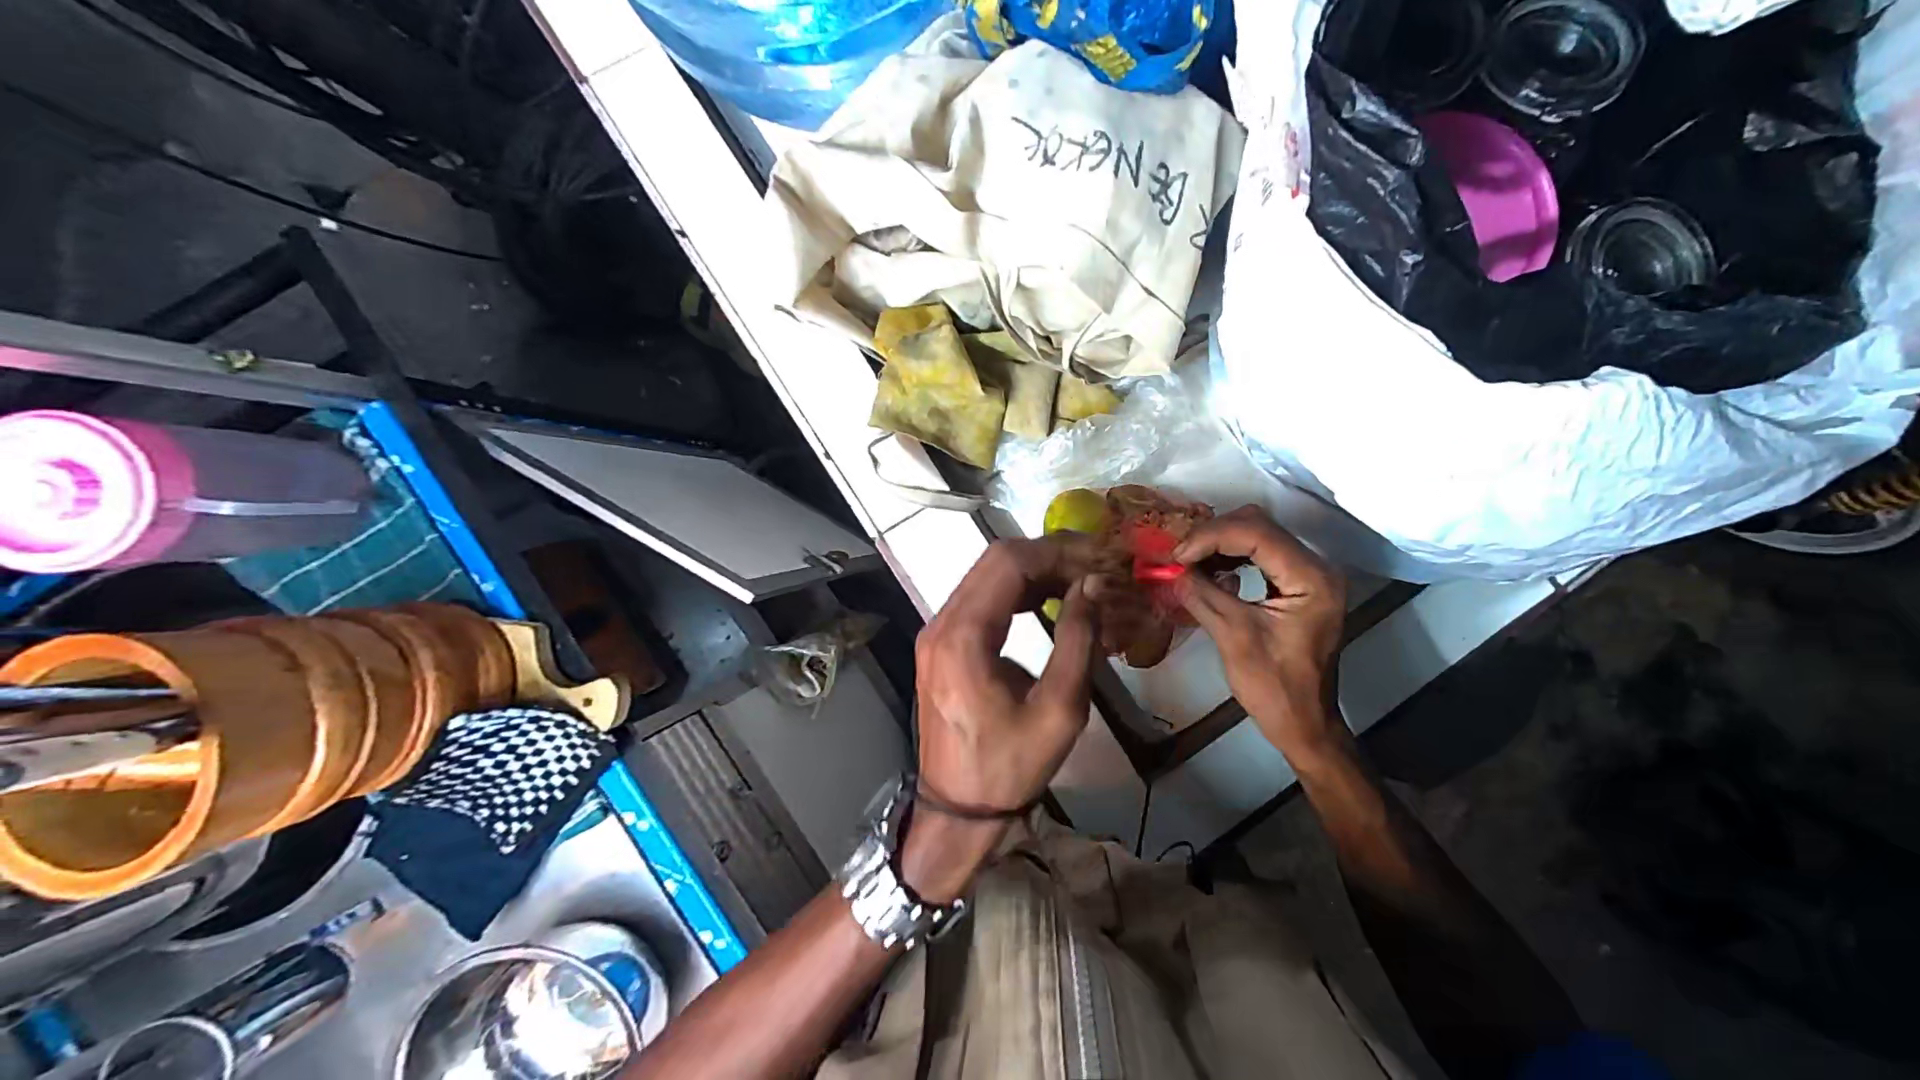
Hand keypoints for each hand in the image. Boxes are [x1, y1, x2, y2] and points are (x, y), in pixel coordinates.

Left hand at [903, 537, 1099, 902]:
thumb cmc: (1010, 768)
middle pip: (995, 561)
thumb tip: (1093, 585)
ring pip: (986, 575)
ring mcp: (936, 633)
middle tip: (1097, 564)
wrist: (959, 811)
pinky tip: (1050, 598)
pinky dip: (1017, 591)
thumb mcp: (1060, 710)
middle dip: (1049, 554)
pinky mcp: (941, 644)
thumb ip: (1078, 640)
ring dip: (1034, 570)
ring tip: (1082, 579)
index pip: (1009, 563)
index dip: (1059, 552)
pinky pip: (980, 599)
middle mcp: (941, 624)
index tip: (1100, 560)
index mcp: (963, 637)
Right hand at [1173, 506, 1347, 758]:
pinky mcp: (1297, 585)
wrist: (1304, 723)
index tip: (1177, 556)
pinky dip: (1231, 556)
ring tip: (1188, 561)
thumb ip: (1202, 594)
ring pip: (1259, 535)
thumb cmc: (1273, 687)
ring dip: (1219, 543)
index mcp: (1311, 579)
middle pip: (1259, 526)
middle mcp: (1316, 567)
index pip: (1257, 534)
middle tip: (1179, 555)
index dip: (1210, 537)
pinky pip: (1261, 554)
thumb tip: (1171, 568)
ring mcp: (1308, 575)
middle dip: (1214, 535)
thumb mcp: (1233, 637)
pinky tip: (1208, 570)